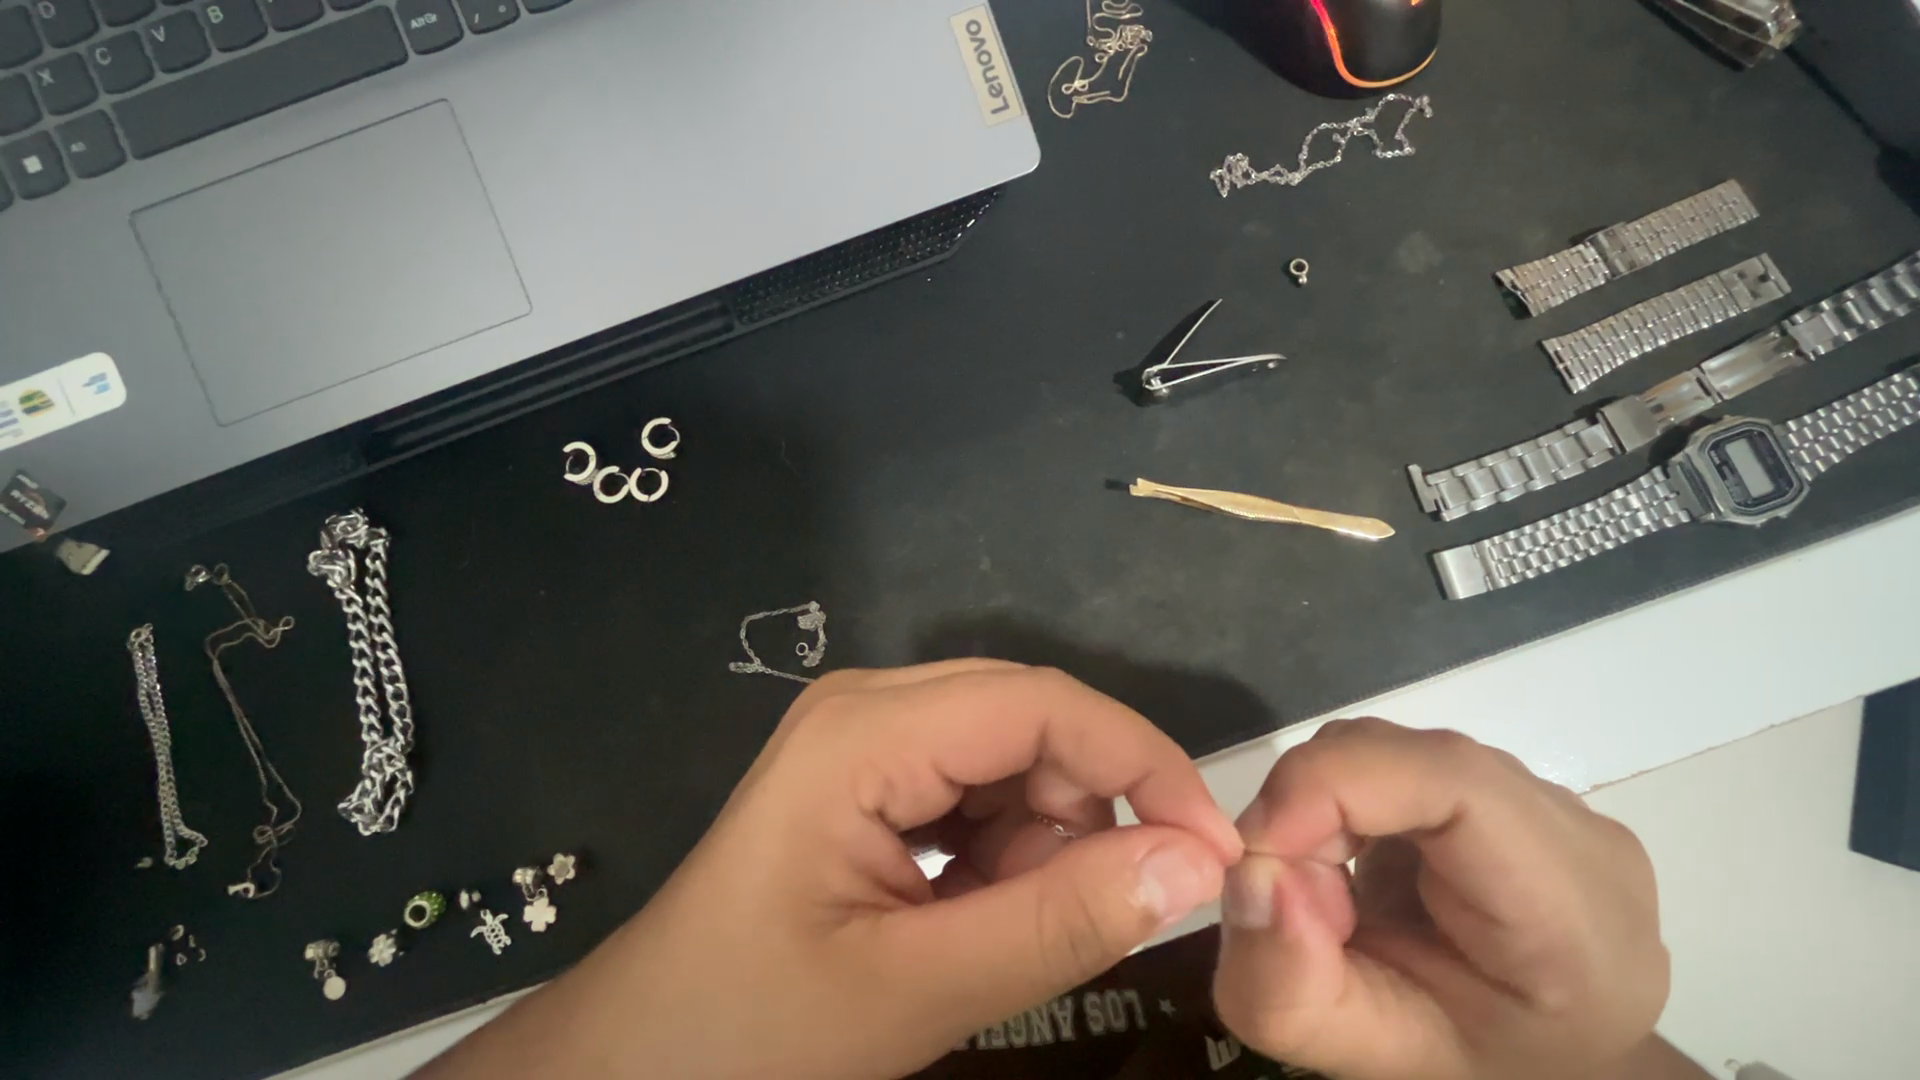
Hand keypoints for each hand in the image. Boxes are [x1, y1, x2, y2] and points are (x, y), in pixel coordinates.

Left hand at [417, 661, 1241, 1079]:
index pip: (1042, 705)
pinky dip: (1005, 849)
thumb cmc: (750, 1030)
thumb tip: (1195, 862)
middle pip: (1031, 722)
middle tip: (1080, 918)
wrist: (640, 1055)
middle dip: (1082, 813)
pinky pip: (980, 786)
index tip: (1211, 851)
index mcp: (868, 731)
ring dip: (1040, 841)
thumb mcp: (913, 991)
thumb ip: (1059, 925)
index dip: (1141, 763)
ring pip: (1014, 757)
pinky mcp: (875, 771)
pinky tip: (968, 911)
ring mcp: (870, 733)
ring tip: (990, 929)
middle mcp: (873, 704)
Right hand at [1213, 718, 1672, 1079]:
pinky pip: (1391, 758)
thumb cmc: (1458, 1057)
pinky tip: (1351, 861)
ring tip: (1324, 886)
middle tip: (1283, 887)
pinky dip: (1338, 799)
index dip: (1332, 786)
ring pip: (1388, 749)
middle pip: (1404, 757)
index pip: (1453, 780)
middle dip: (1308, 807)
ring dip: (1318, 803)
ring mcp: (1543, 800)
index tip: (1258, 850)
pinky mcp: (1503, 783)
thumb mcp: (1360, 1053)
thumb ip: (1287, 987)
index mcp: (1572, 920)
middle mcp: (1574, 836)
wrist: (1529, 1056)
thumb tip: (1252, 875)